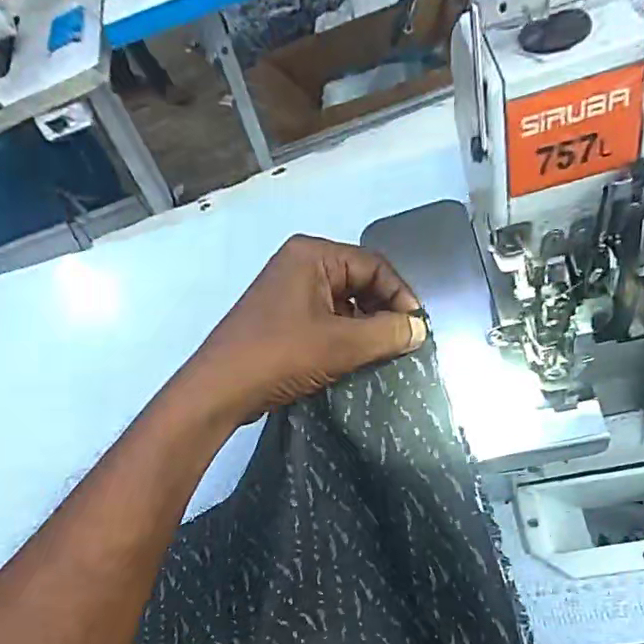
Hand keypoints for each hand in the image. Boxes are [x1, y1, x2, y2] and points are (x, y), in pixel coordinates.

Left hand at [178, 235, 427, 425]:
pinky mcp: (284, 317)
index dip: (401, 296)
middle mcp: (301, 264)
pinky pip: (328, 318)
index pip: (375, 266)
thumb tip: (420, 329)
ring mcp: (290, 291)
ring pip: (345, 302)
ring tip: (384, 354)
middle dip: (385, 311)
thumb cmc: (281, 356)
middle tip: (403, 342)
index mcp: (313, 255)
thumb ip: (388, 333)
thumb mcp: (343, 344)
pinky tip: (357, 359)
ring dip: (367, 326)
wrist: (222, 388)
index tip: (417, 330)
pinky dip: (347, 336)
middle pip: (360, 281)